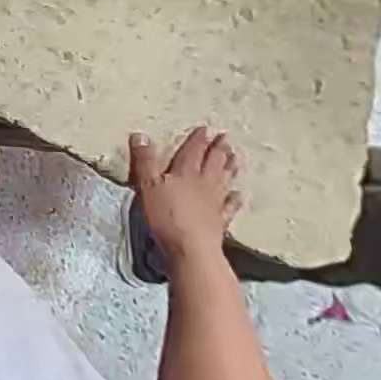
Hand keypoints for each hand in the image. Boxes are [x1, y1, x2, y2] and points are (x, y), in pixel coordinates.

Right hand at [129, 127, 242, 268]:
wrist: (192, 251)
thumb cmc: (167, 216)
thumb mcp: (148, 186)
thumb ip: (145, 161)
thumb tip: (141, 134)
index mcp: (185, 172)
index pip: (193, 151)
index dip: (199, 139)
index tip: (207, 129)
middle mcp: (203, 183)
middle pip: (213, 162)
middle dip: (219, 149)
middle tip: (227, 137)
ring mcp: (214, 203)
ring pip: (223, 180)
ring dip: (230, 168)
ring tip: (236, 157)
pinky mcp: (220, 222)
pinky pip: (229, 207)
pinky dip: (234, 200)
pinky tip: (239, 195)